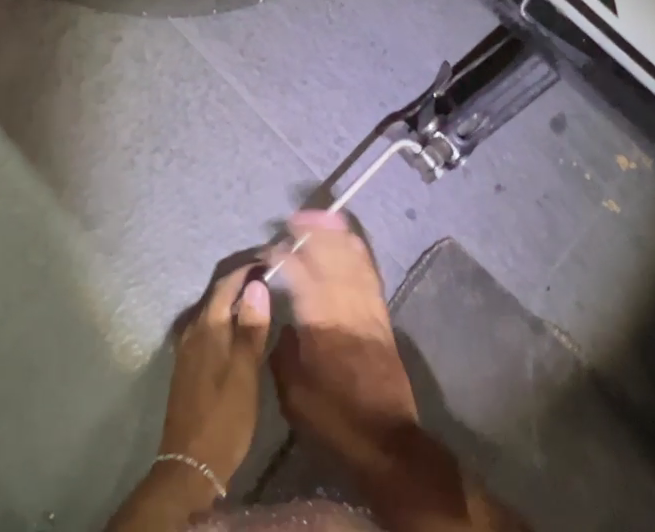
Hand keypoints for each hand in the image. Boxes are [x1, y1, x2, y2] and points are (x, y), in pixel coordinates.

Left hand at [160, 263, 271, 485]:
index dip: (249, 267)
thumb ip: (251, 328)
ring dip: (235, 299)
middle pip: (217, 293)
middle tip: (273, 273)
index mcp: (207, 328)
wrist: (190, 464)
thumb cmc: (224, 417)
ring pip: (213, 310)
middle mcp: (192, 331)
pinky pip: (209, 326)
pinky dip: (227, 318)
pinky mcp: (189, 365)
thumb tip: (257, 285)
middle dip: (242, 279)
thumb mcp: (245, 373)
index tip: (274, 258)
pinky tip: (243, 327)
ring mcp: (187, 348)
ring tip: (263, 296)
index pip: (226, 282)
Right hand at [265, 211, 419, 474]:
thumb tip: (284, 326)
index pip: (301, 276)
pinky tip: (351, 243)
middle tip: (296, 218)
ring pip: (355, 262)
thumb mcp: (292, 393)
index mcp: (321, 325)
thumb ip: (283, 353)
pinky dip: (360, 253)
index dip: (285, 258)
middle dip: (315, 234)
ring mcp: (370, 311)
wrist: (384, 438)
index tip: (269, 248)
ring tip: (323, 217)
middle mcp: (348, 309)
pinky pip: (370, 276)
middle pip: (332, 259)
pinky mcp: (383, 319)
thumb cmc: (332, 418)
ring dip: (339, 236)